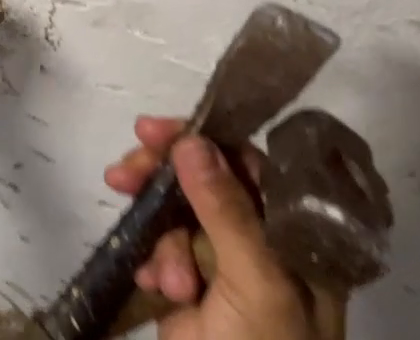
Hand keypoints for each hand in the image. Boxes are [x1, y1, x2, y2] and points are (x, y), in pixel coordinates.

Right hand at [105, 117, 345, 339]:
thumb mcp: (254, 283)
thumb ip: (226, 211)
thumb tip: (191, 140)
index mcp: (296, 239)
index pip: (249, 166)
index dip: (200, 141)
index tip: (151, 132)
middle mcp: (263, 243)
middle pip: (202, 181)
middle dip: (161, 180)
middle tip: (123, 175)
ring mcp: (225, 265)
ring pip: (175, 212)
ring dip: (157, 235)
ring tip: (160, 275)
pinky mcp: (191, 283)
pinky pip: (160, 246)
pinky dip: (150, 259)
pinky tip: (155, 286)